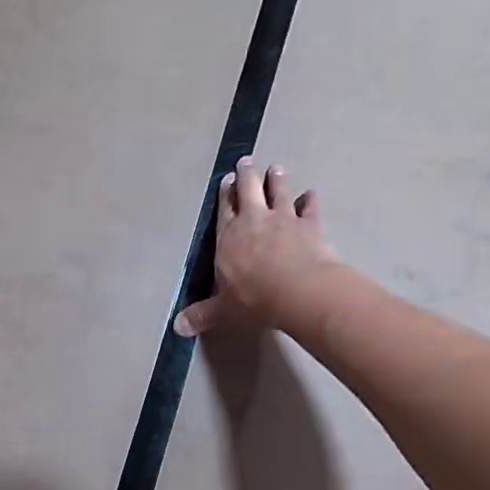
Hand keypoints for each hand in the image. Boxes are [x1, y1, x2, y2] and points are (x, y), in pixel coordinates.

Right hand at [173, 157, 337, 336]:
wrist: (300, 292)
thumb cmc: (254, 299)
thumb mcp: (223, 310)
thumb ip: (202, 315)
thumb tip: (177, 328)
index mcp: (228, 236)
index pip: (224, 209)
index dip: (225, 194)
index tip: (226, 179)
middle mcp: (254, 220)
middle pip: (249, 190)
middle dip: (247, 175)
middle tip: (247, 162)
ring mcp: (284, 220)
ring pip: (279, 192)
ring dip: (277, 180)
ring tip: (276, 168)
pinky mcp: (311, 226)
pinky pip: (310, 208)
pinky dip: (310, 201)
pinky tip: (311, 194)